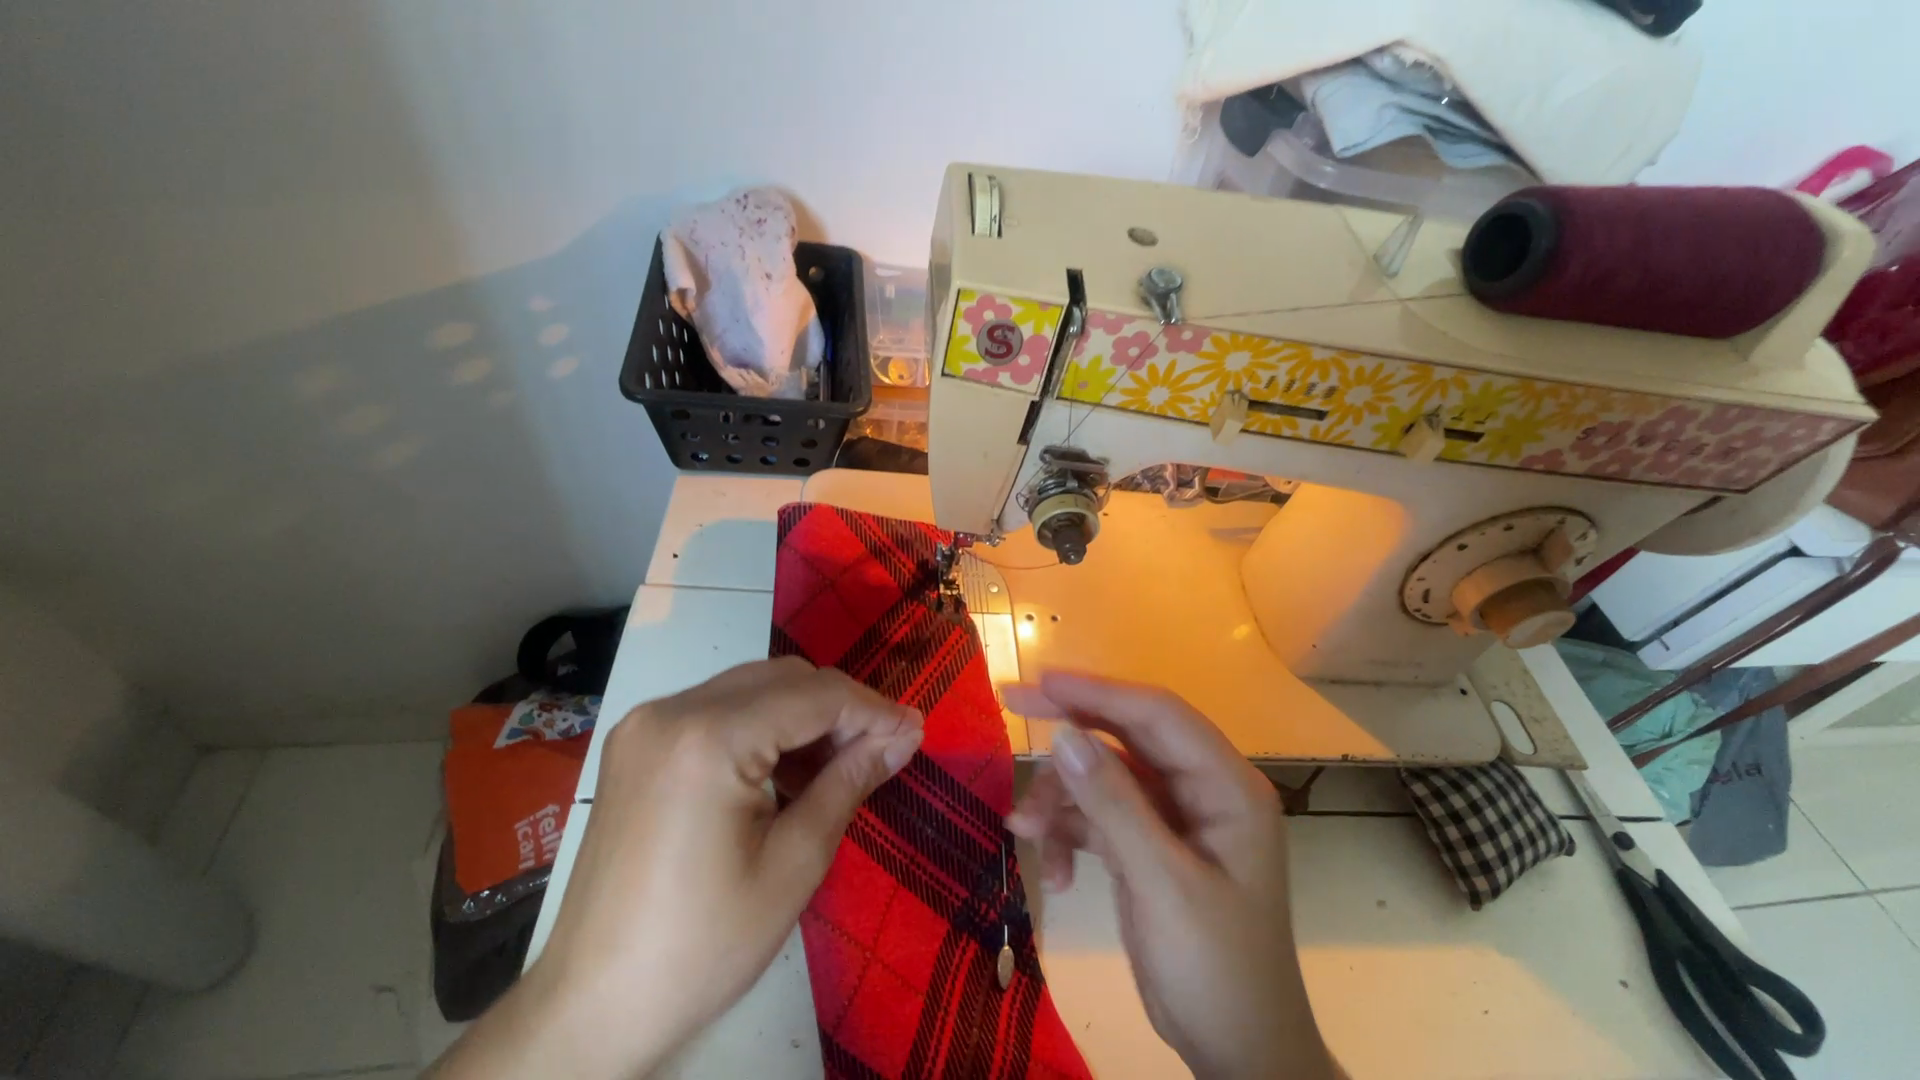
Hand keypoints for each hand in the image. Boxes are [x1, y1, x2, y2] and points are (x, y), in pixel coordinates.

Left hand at [429, 657, 923, 1079]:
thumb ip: (850, 782)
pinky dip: (760, 727)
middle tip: (885, 751)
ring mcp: (644, 725)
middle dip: (839, 708)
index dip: (873, 709)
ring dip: (802, 715)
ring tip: (844, 763)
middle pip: (780, 679)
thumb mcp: (795, 863)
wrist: (596, 1003)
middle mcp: (670, 710)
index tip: (916, 731)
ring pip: (748, 689)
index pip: (814, 694)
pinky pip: (715, 712)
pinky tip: (788, 769)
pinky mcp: (635, 746)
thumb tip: (902, 736)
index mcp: (709, 736)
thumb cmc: (705, 943)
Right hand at [1005, 673, 1339, 1079]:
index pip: (1158, 715)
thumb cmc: (1215, 966)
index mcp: (1227, 787)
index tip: (1040, 681)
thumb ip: (1113, 804)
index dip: (1099, 692)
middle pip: (1128, 738)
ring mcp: (1174, 821)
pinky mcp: (1149, 850)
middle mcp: (1202, 791)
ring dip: (1062, 798)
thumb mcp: (1161, 883)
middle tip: (1012, 704)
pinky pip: (1100, 820)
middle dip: (1071, 730)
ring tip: (1022, 828)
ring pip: (1106, 779)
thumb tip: (1063, 733)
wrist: (1237, 1052)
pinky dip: (1070, 834)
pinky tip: (1050, 871)